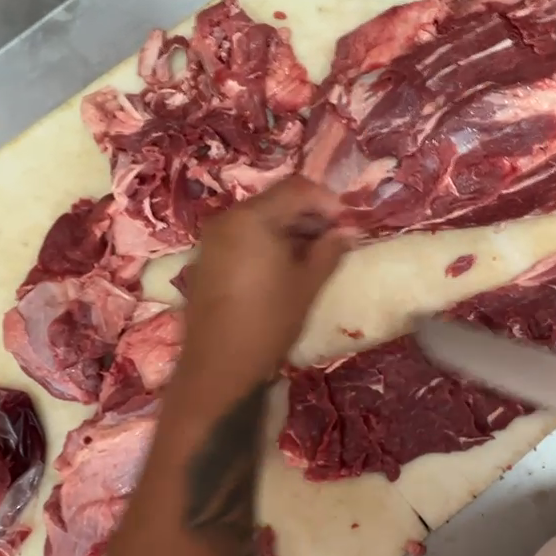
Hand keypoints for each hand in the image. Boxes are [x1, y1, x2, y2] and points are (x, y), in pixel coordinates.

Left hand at [171, 177, 353, 404]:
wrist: (218, 366)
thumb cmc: (268, 321)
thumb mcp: (307, 285)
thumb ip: (330, 251)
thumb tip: (348, 232)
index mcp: (252, 218)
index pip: (297, 188)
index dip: (327, 201)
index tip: (347, 225)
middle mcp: (227, 219)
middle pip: (276, 201)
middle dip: (309, 215)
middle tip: (335, 239)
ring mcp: (212, 240)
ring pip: (259, 219)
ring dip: (289, 229)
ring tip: (314, 256)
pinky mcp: (207, 260)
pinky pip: (243, 237)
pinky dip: (267, 243)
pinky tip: (284, 269)